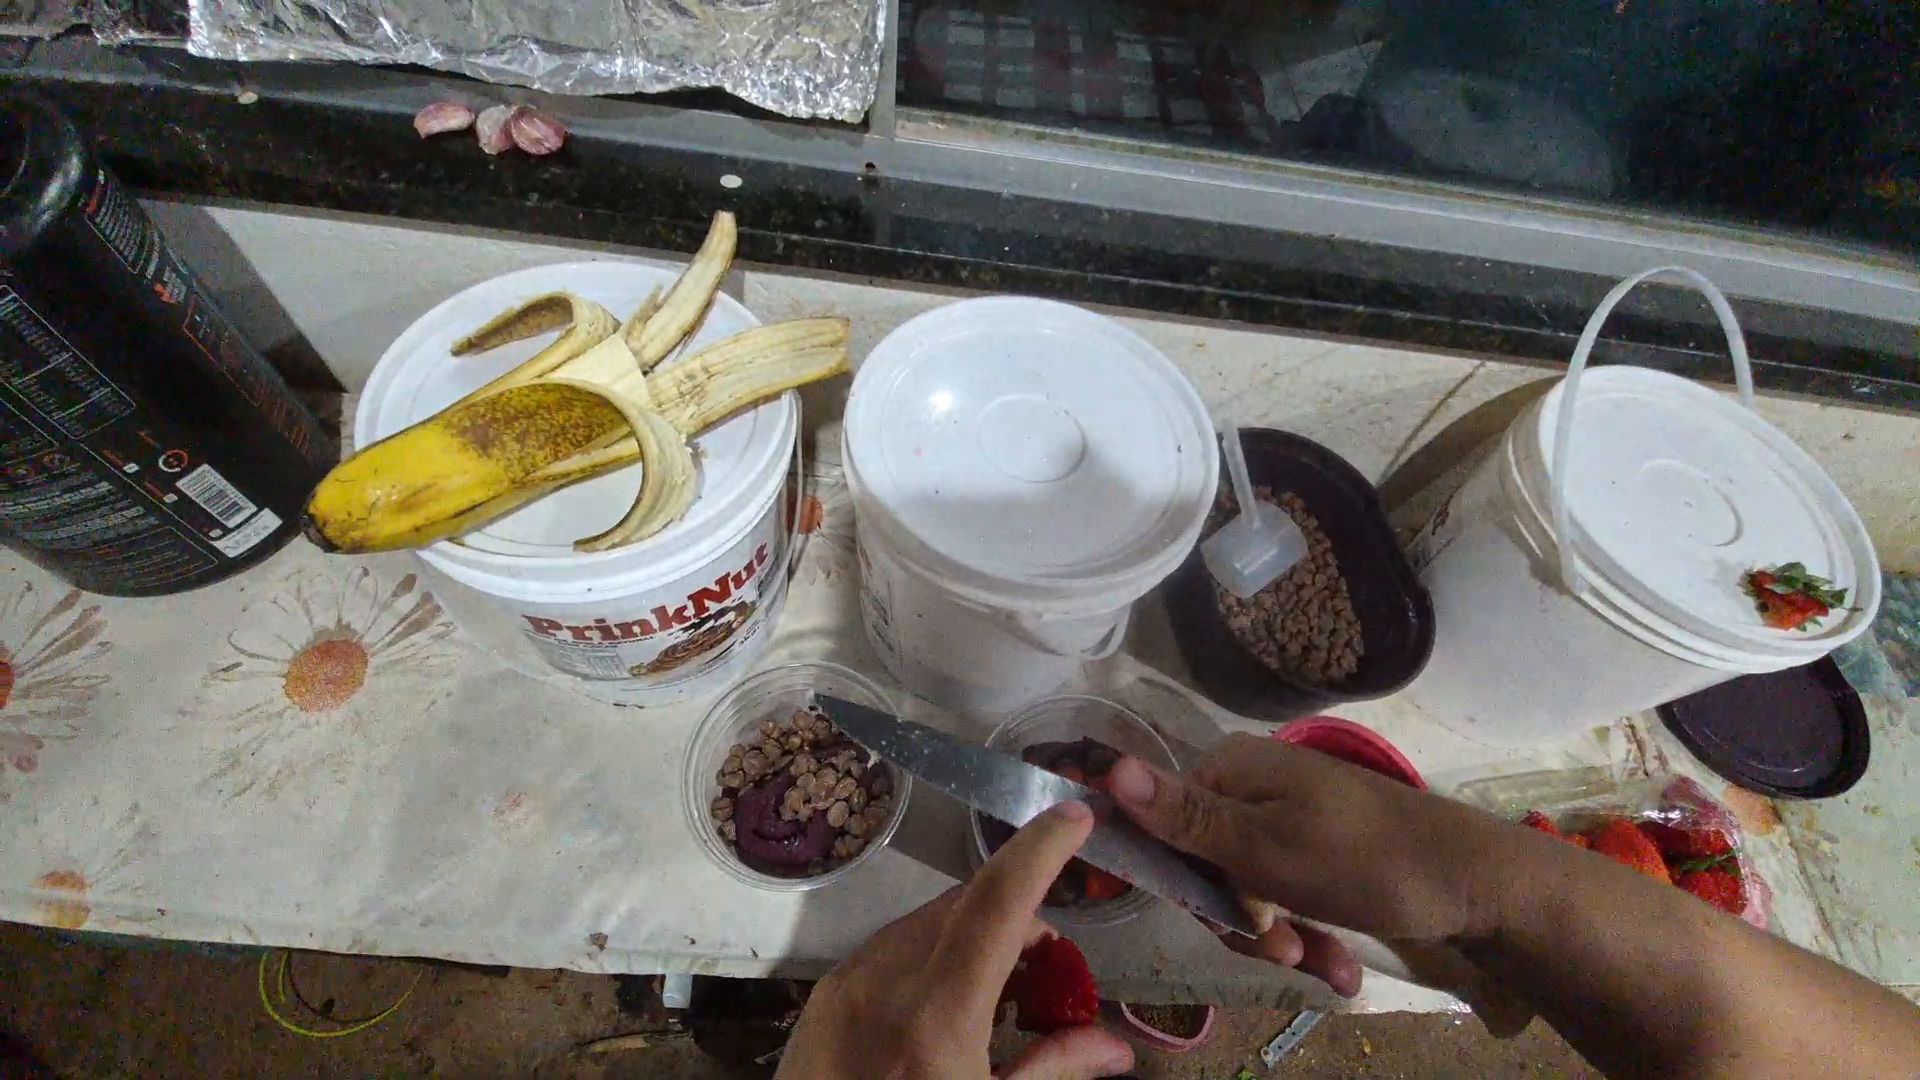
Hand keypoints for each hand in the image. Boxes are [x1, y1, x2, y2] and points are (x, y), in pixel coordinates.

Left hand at [777, 801, 1135, 1079]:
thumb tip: (1116, 1046)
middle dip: (1019, 911)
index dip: (1041, 849)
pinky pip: (896, 942)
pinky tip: (948, 999)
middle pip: (969, 903)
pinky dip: (937, 950)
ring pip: (933, 917)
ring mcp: (849, 978)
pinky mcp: (826, 989)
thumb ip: (1052, 1072)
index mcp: (937, 1018)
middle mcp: (887, 979)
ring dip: (977, 932)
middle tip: (1053, 963)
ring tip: (1001, 990)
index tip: (1077, 814)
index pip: (998, 902)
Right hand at [1108, 733, 1510, 997]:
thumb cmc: (1363, 859)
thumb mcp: (1263, 848)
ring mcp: (1284, 811)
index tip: (1227, 926)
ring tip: (1324, 968)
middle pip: (1206, 859)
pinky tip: (1336, 964)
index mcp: (1229, 768)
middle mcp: (1249, 783)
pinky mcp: (1314, 841)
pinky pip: (1284, 886)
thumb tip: (1107, 767)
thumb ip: (1184, 816)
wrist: (1480, 884)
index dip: (1187, 883)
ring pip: (1246, 882)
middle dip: (1242, 917)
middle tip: (1284, 953)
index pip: (1165, 823)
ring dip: (1278, 934)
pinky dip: (1304, 927)